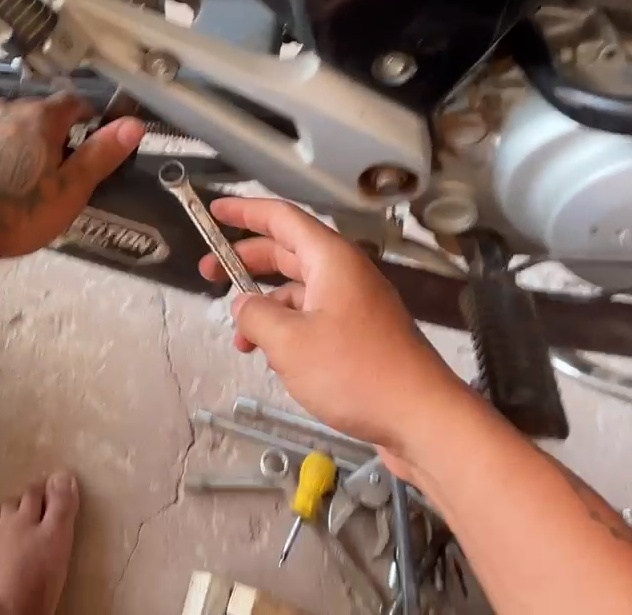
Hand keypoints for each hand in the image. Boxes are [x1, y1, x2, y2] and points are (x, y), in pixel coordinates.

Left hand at [0, 94, 144, 258]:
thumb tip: (134, 123)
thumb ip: (101, 155)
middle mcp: (6, 109)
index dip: (84, 116)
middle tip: (54, 160)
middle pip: (36, 109)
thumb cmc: (17, 214)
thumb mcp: (70, 191)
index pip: (72, 103)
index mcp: (41, 120)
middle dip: (49, 127)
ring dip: (14, 125)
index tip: (89, 134)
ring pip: (1, 110)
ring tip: (17, 154)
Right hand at [198, 196, 466, 448]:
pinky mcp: (360, 335)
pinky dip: (286, 329)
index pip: (281, 218)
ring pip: (297, 290)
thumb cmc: (356, 371)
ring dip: (264, 306)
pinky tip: (272, 357)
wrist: (423, 420)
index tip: (215, 211)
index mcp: (330, 258)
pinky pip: (312, 317)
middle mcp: (344, 274)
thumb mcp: (289, 342)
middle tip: (209, 272)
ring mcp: (354, 305)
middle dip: (245, 260)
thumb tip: (243, 306)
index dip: (244, 211)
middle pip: (286, 252)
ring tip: (240, 335)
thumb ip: (255, 315)